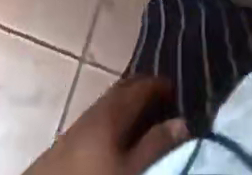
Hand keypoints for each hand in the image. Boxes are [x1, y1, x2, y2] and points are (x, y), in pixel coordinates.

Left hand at [22, 75, 188, 174]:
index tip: (179, 90)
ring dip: (130, 102)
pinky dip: (117, 115)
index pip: (141, 85)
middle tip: (166, 99)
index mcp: (112, 111)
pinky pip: (101, 115)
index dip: (161, 85)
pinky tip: (121, 134)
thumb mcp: (132, 170)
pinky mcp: (69, 140)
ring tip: (147, 117)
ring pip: (111, 101)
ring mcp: (80, 124)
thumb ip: (156, 145)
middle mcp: (95, 109)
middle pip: (124, 88)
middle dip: (145, 88)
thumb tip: (182, 122)